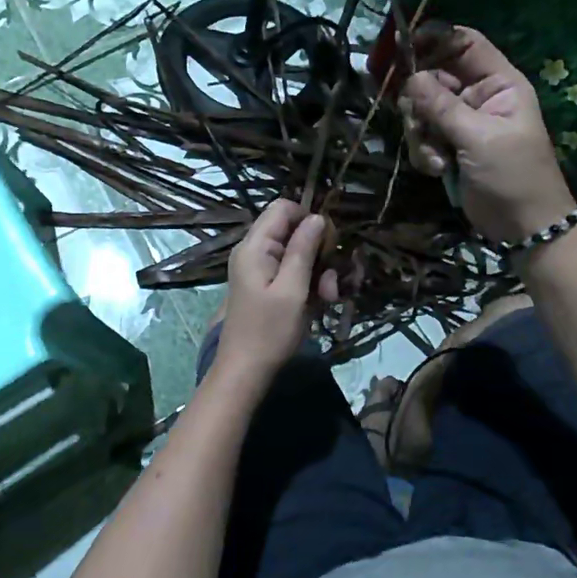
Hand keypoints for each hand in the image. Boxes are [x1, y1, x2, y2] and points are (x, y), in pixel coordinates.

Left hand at [216, 200, 333, 381]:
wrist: (246, 369)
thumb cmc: (269, 330)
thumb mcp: (292, 290)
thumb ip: (303, 250)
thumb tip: (317, 217)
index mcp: (254, 246)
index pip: (283, 208)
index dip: (309, 218)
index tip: (329, 243)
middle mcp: (254, 251)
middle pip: (292, 230)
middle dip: (318, 251)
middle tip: (330, 281)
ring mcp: (259, 268)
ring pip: (296, 253)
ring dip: (317, 271)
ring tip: (328, 298)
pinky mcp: (265, 284)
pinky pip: (291, 271)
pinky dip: (307, 283)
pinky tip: (320, 303)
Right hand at [399, 23, 576, 244]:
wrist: (523, 227)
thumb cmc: (514, 176)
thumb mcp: (479, 138)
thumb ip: (442, 106)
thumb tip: (410, 77)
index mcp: (498, 83)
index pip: (463, 43)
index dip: (434, 38)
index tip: (402, 47)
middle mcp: (476, 95)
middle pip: (431, 77)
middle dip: (418, 102)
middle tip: (418, 123)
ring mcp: (459, 120)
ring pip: (419, 108)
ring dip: (420, 133)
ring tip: (437, 159)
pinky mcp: (446, 144)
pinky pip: (420, 134)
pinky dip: (423, 152)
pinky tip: (438, 170)